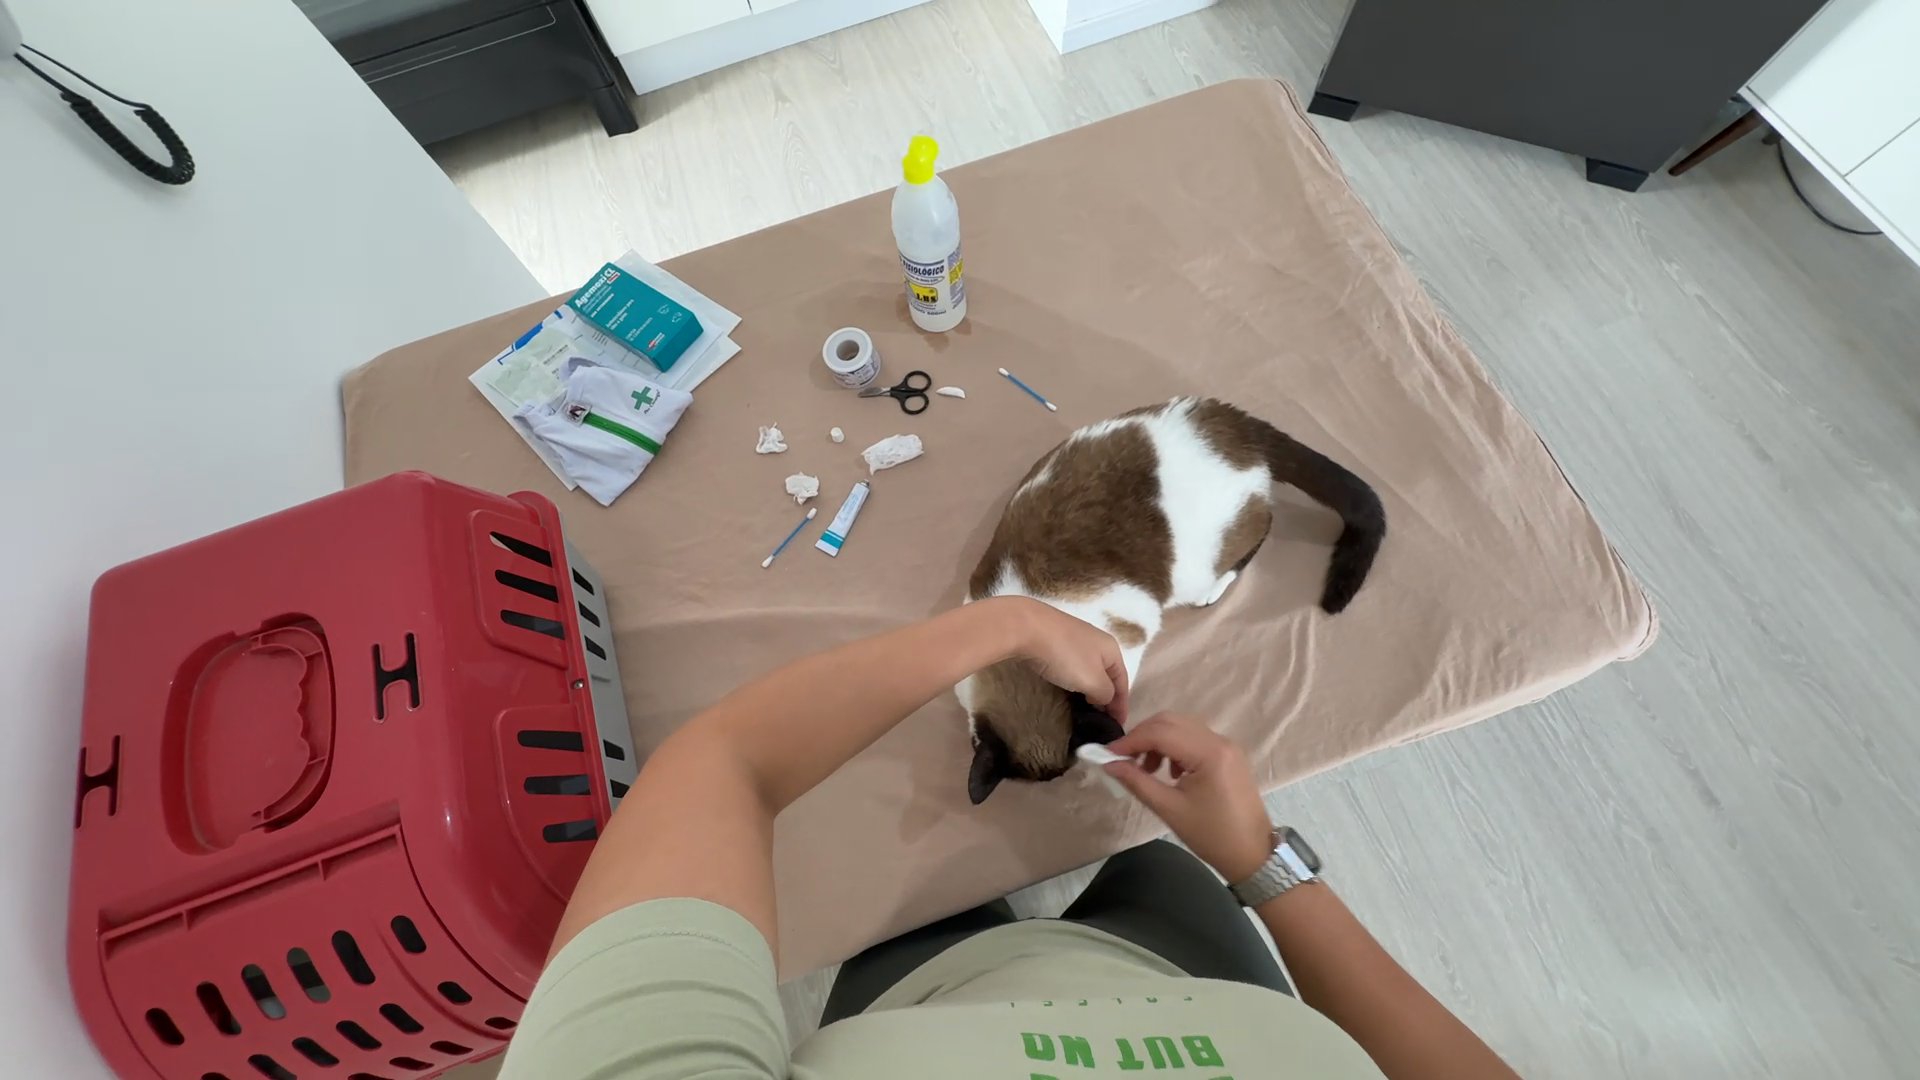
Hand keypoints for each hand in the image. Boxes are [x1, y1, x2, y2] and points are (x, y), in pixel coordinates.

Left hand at [1001, 597, 1129, 722]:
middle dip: (1106, 697)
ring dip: (1089, 688)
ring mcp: (1074, 638)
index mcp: (1112, 648)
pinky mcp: (1054, 639)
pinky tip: (1066, 687)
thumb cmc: (1065, 655)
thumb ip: (1105, 694)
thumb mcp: (1092, 680)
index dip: (1121, 707)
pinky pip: (1070, 664)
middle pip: (1107, 675)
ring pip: (1088, 669)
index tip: (1117, 727)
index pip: (1123, 683)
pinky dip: (1073, 679)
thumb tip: (1102, 698)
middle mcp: (1097, 640)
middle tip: (1100, 720)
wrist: (1026, 627)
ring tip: (1083, 708)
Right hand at [1103, 713, 1272, 882]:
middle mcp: (1219, 741)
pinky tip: (1168, 771)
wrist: (1254, 855)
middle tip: (1124, 759)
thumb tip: (1108, 763)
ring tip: (1146, 769)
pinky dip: (1173, 745)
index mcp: (1209, 754)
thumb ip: (1137, 781)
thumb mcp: (1169, 810)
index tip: (1107, 755)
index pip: (1160, 733)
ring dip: (1157, 740)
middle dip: (1142, 736)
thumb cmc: (1212, 836)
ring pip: (1180, 726)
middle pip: (1170, 721)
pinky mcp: (1227, 753)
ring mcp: (1226, 745)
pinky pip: (1193, 737)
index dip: (1130, 741)